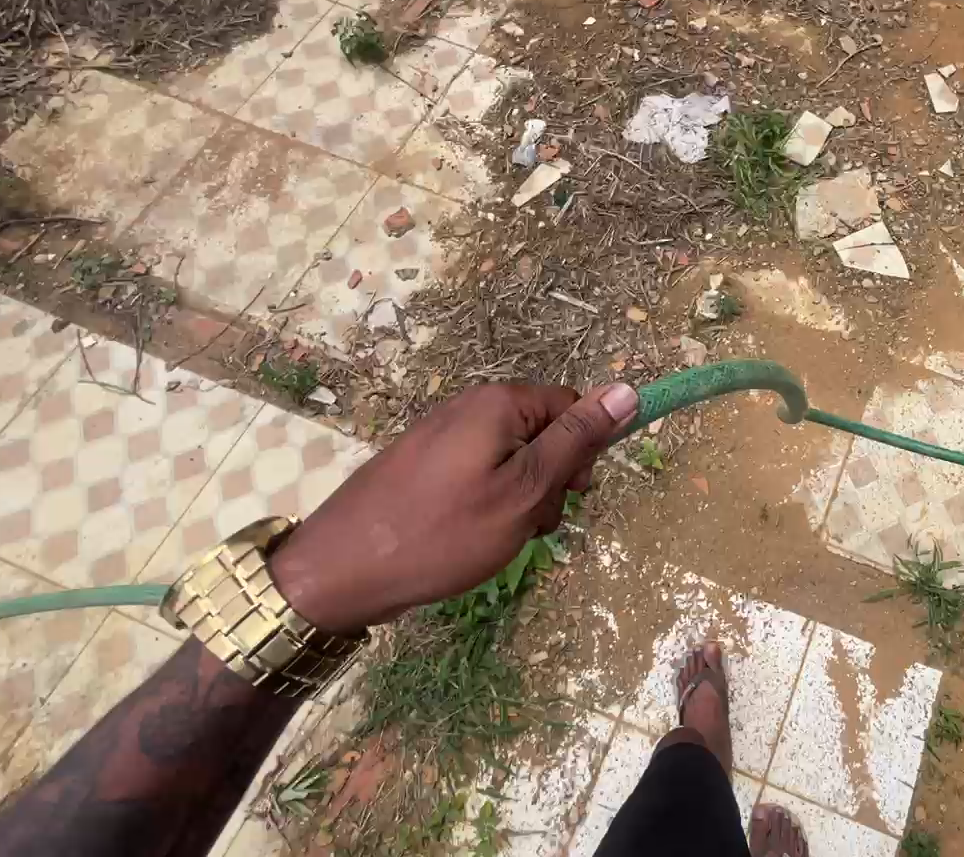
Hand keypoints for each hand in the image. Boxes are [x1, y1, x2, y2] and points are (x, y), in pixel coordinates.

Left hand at [266, 383, 638, 632]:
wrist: (336, 574)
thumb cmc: (444, 532)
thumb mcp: (526, 489)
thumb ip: (577, 439)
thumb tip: (627, 389)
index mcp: (500, 403)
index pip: (571, 406)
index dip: (582, 450)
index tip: (572, 494)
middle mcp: (470, 406)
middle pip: (542, 430)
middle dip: (552, 476)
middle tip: (536, 521)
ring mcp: (441, 434)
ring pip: (512, 455)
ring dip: (524, 494)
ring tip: (504, 536)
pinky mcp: (421, 462)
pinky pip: (479, 469)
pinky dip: (490, 499)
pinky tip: (475, 535)